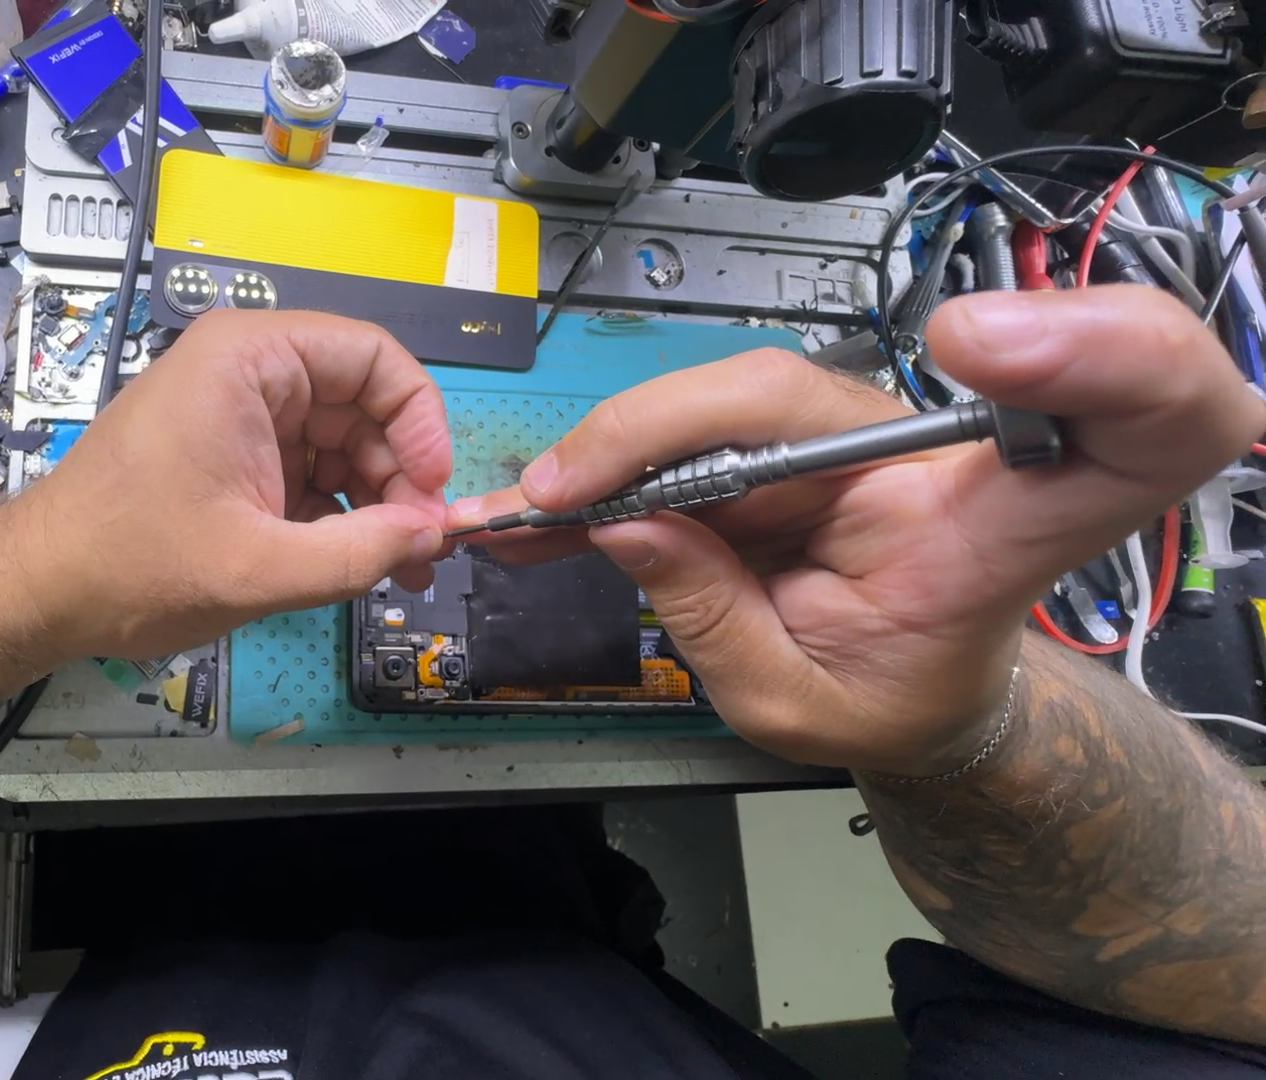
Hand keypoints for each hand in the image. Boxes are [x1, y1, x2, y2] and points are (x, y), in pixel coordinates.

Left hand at [3, 309, 451, 661]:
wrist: (42, 593)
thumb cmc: (134, 566)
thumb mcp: (257, 567)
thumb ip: (359, 552)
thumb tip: (433, 536)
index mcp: (249, 359)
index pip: (372, 357)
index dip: (419, 422)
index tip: (433, 493)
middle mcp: (249, 372)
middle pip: (362, 405)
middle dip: (399, 477)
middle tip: (420, 550)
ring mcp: (242, 416)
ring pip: (342, 445)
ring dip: (375, 504)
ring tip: (400, 570)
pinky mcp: (237, 458)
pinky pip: (310, 473)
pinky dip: (339, 516)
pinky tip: (358, 563)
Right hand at [450, 287, 1265, 774]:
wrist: (886, 688)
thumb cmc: (878, 699)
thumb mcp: (791, 702)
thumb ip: (714, 622)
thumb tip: (624, 526)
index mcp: (984, 531)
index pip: (1127, 422)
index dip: (1096, 357)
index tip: (980, 340)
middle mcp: (906, 459)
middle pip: (781, 392)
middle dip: (652, 432)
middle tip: (555, 496)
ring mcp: (821, 445)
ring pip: (701, 407)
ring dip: (600, 457)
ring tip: (519, 517)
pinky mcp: (756, 451)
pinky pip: (668, 443)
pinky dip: (593, 478)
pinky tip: (529, 514)